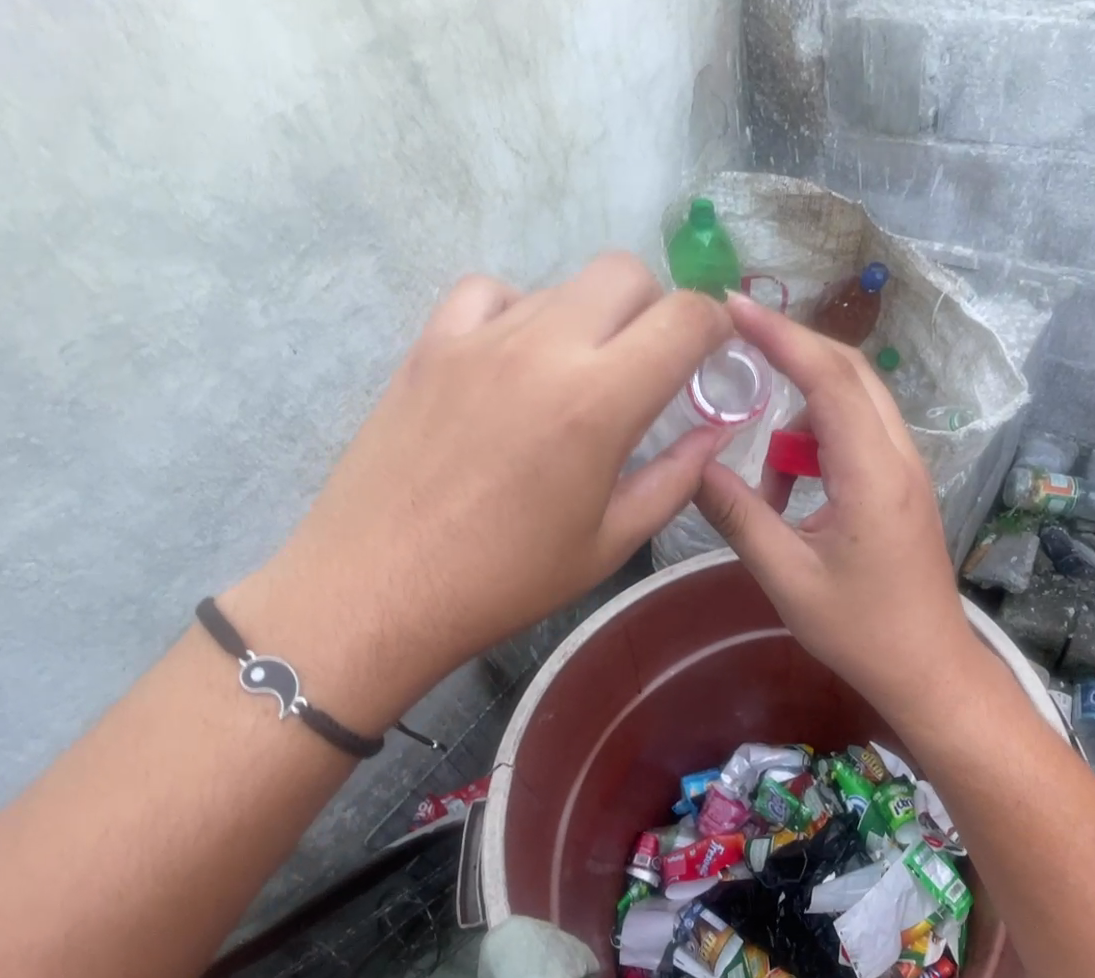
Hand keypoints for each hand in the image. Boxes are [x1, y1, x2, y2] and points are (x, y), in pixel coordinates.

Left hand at [230, 254, 732, 730]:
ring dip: (592, 318)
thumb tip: (716, 432)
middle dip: (657, 310)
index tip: (715, 356)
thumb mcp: (610, 542)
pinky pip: (491, 293)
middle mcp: (544, 347)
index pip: (685, 316)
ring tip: (579, 376)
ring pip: (561, 283)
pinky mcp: (430, 344)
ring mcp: (480, 338)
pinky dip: (520, 311)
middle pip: (625, 272)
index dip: (716, 327)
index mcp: (600, 401)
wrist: (378, 588)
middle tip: (651, 367)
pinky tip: (515, 358)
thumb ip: (676, 478)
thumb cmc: (505, 580)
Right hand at [694, 294, 978, 713]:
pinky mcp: (903, 484)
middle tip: (736, 348)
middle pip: (848, 372)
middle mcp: (898, 456)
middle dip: (791, 352)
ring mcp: (907, 468)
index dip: (780, 335)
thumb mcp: (787, 577)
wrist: (928, 668)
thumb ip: (739, 515)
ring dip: (803, 415)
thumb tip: (692, 466)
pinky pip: (858, 434)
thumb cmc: (861, 631)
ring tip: (768, 479)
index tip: (733, 306)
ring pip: (853, 402)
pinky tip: (795, 493)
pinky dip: (819, 443)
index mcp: (873, 474)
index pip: (828, 378)